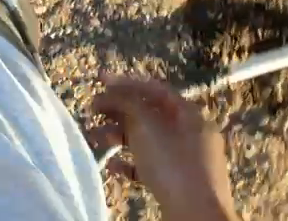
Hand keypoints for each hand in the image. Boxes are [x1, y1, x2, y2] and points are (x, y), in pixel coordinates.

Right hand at [88, 77, 238, 220]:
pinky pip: (148, 164)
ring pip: (144, 139)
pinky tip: (112, 165)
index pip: (156, 89)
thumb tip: (112, 91)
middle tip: (92, 108)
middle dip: (116, 110)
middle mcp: (190, 135)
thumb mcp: (146, 124)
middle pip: (147, 113)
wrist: (196, 218)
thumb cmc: (172, 163)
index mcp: (190, 117)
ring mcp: (184, 161)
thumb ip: (127, 101)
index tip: (99, 79)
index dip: (126, 81)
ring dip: (116, 135)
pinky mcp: (176, 183)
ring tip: (93, 138)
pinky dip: (128, 161)